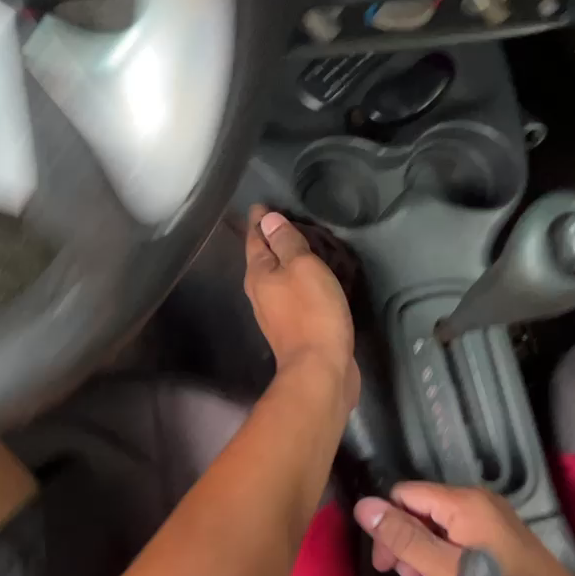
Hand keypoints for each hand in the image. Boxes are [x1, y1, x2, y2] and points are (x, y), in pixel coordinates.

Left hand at [243, 206, 358, 419]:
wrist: (319, 370)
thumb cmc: (311, 313)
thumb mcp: (302, 267)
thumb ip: (286, 242)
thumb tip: (267, 219)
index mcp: (258, 275)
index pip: (254, 239)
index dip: (259, 221)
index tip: (262, 205)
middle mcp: (260, 293)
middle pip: (262, 259)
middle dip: (269, 240)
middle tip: (280, 220)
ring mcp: (275, 314)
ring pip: (276, 278)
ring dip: (284, 262)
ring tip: (297, 246)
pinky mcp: (293, 330)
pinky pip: (293, 295)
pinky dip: (298, 281)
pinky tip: (309, 280)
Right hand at [352, 482, 574, 575]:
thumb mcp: (443, 570)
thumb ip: (403, 537)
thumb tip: (363, 505)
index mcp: (465, 501)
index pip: (405, 494)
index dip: (388, 524)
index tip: (385, 564)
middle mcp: (481, 501)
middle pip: (423, 508)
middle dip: (404, 538)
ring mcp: (496, 519)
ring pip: (440, 523)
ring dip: (422, 548)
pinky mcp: (505, 539)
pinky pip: (460, 533)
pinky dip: (444, 552)